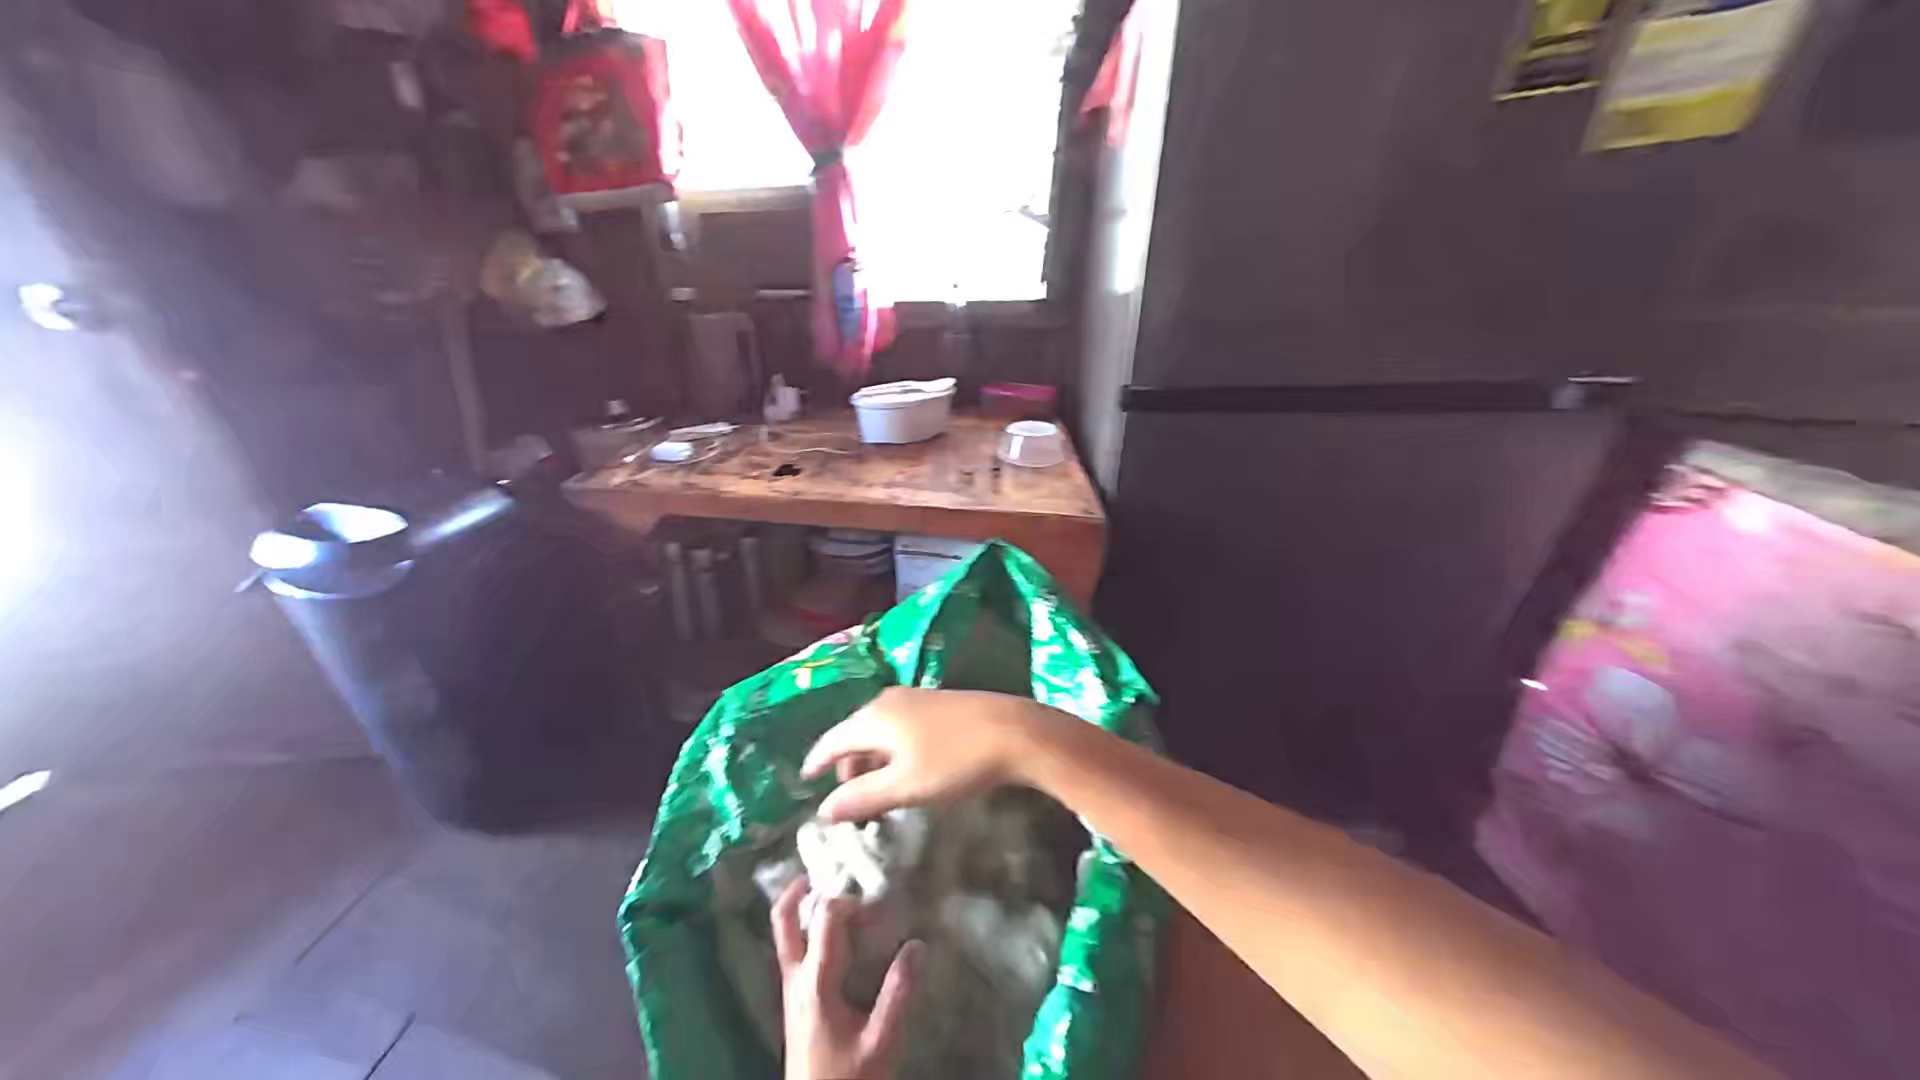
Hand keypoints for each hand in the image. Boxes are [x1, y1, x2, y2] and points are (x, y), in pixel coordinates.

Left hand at [773, 878, 922, 1079]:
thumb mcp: (881, 1044)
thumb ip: (898, 995)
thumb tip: (918, 943)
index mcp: (816, 980)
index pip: (827, 917)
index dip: (854, 902)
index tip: (882, 910)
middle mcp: (796, 976)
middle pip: (784, 917)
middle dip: (804, 886)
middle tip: (831, 866)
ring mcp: (790, 988)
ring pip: (784, 932)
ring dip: (801, 904)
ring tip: (829, 886)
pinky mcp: (793, 1000)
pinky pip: (792, 949)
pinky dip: (804, 927)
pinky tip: (830, 930)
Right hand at [802, 688, 1068, 822]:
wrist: (1016, 731)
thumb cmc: (955, 761)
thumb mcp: (905, 786)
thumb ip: (861, 797)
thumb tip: (824, 809)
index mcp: (874, 717)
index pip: (832, 740)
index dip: (816, 762)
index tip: (805, 781)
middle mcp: (889, 700)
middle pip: (854, 733)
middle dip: (846, 765)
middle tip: (847, 799)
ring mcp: (916, 697)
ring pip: (878, 730)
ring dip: (871, 759)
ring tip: (877, 789)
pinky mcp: (939, 703)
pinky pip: (899, 725)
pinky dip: (891, 748)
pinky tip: (907, 768)